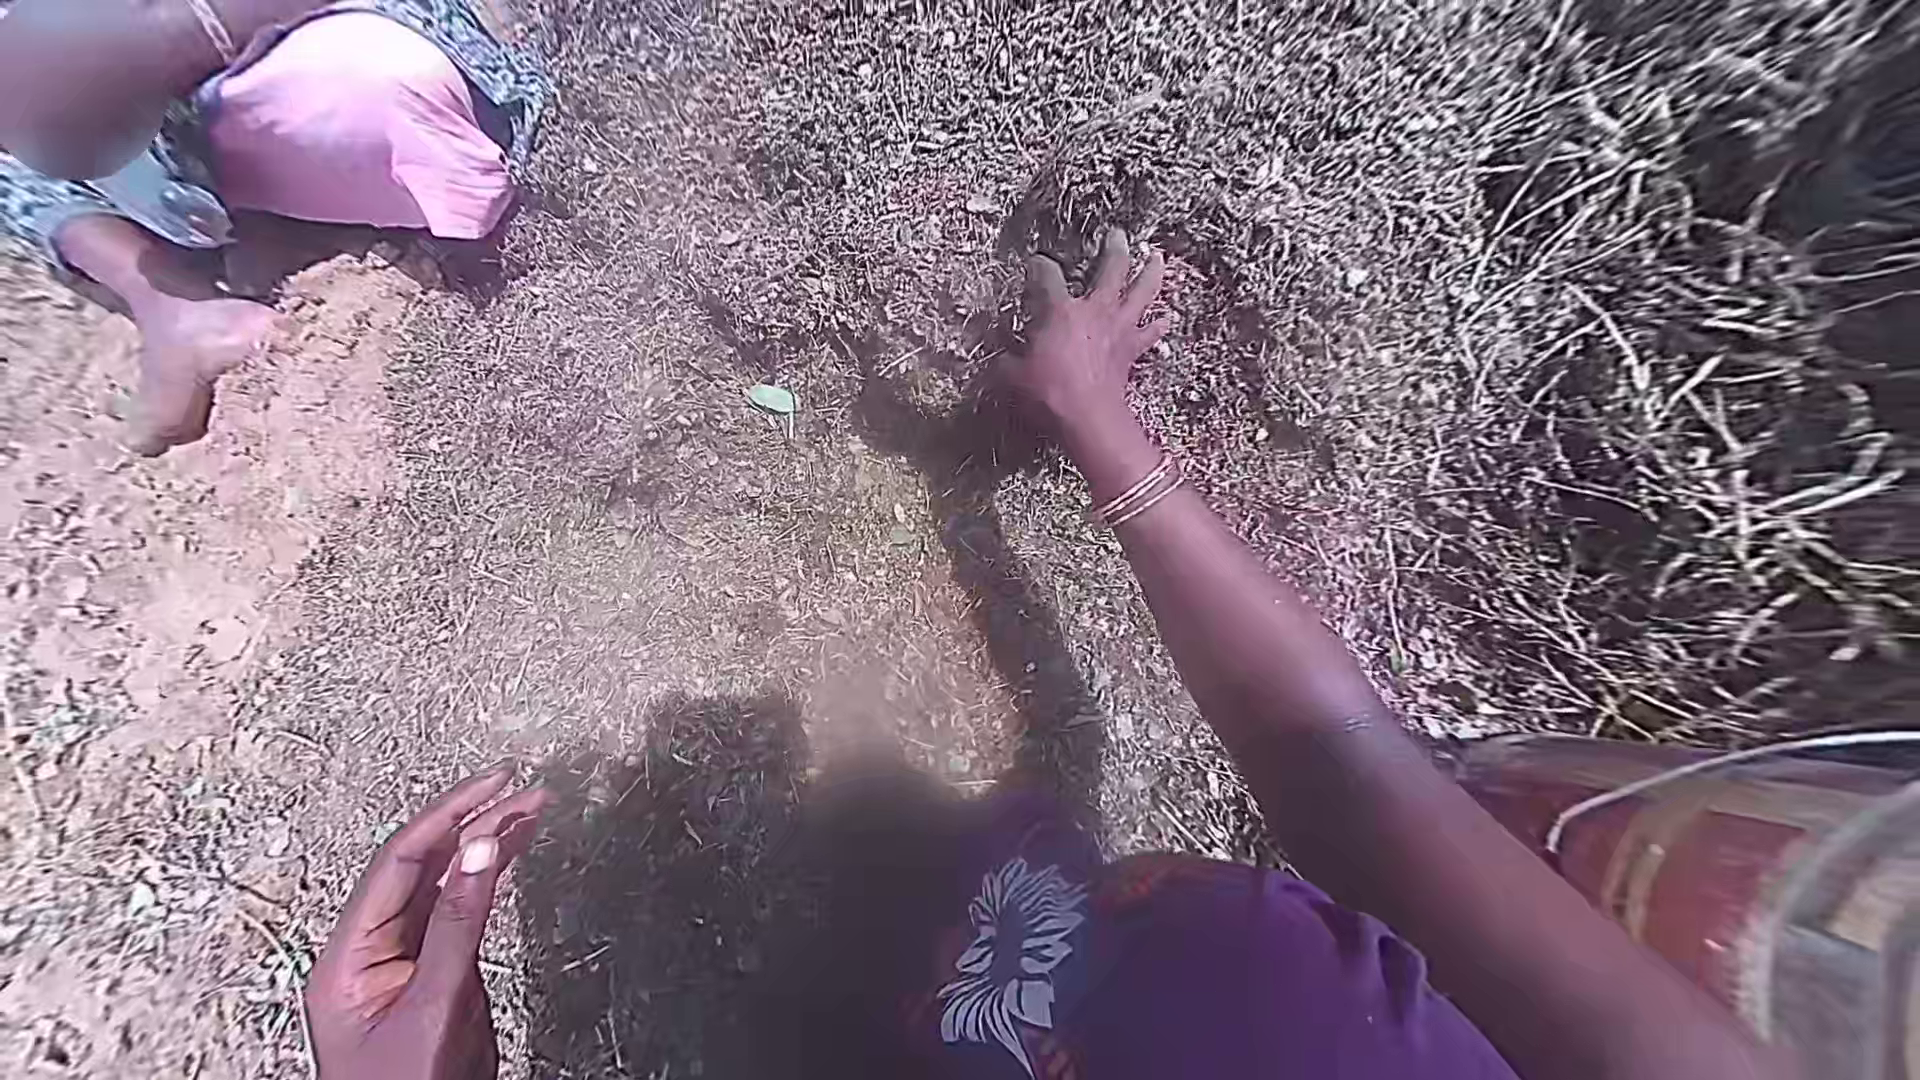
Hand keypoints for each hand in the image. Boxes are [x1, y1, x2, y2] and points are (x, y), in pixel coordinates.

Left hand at [306, 767, 547, 1079]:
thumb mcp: (437, 998)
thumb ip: (459, 921)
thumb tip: (480, 848)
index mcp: (350, 955)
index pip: (399, 860)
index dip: (449, 813)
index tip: (495, 783)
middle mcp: (373, 944)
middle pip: (424, 861)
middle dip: (477, 818)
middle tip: (525, 790)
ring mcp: (404, 950)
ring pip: (446, 874)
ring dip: (490, 837)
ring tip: (532, 807)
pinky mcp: (436, 956)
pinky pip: (462, 896)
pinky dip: (493, 866)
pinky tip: (517, 845)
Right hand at [1008, 228, 1168, 431]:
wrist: (1088, 415)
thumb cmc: (1051, 392)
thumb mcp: (1016, 376)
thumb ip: (1007, 363)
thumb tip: (997, 362)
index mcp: (1061, 311)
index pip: (1047, 277)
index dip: (1039, 267)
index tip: (1036, 263)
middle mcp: (1095, 310)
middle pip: (1111, 267)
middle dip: (1114, 248)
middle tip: (1116, 235)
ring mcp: (1118, 328)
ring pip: (1142, 290)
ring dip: (1150, 272)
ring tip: (1156, 258)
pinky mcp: (1132, 350)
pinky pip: (1150, 333)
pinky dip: (1158, 325)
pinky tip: (1165, 318)